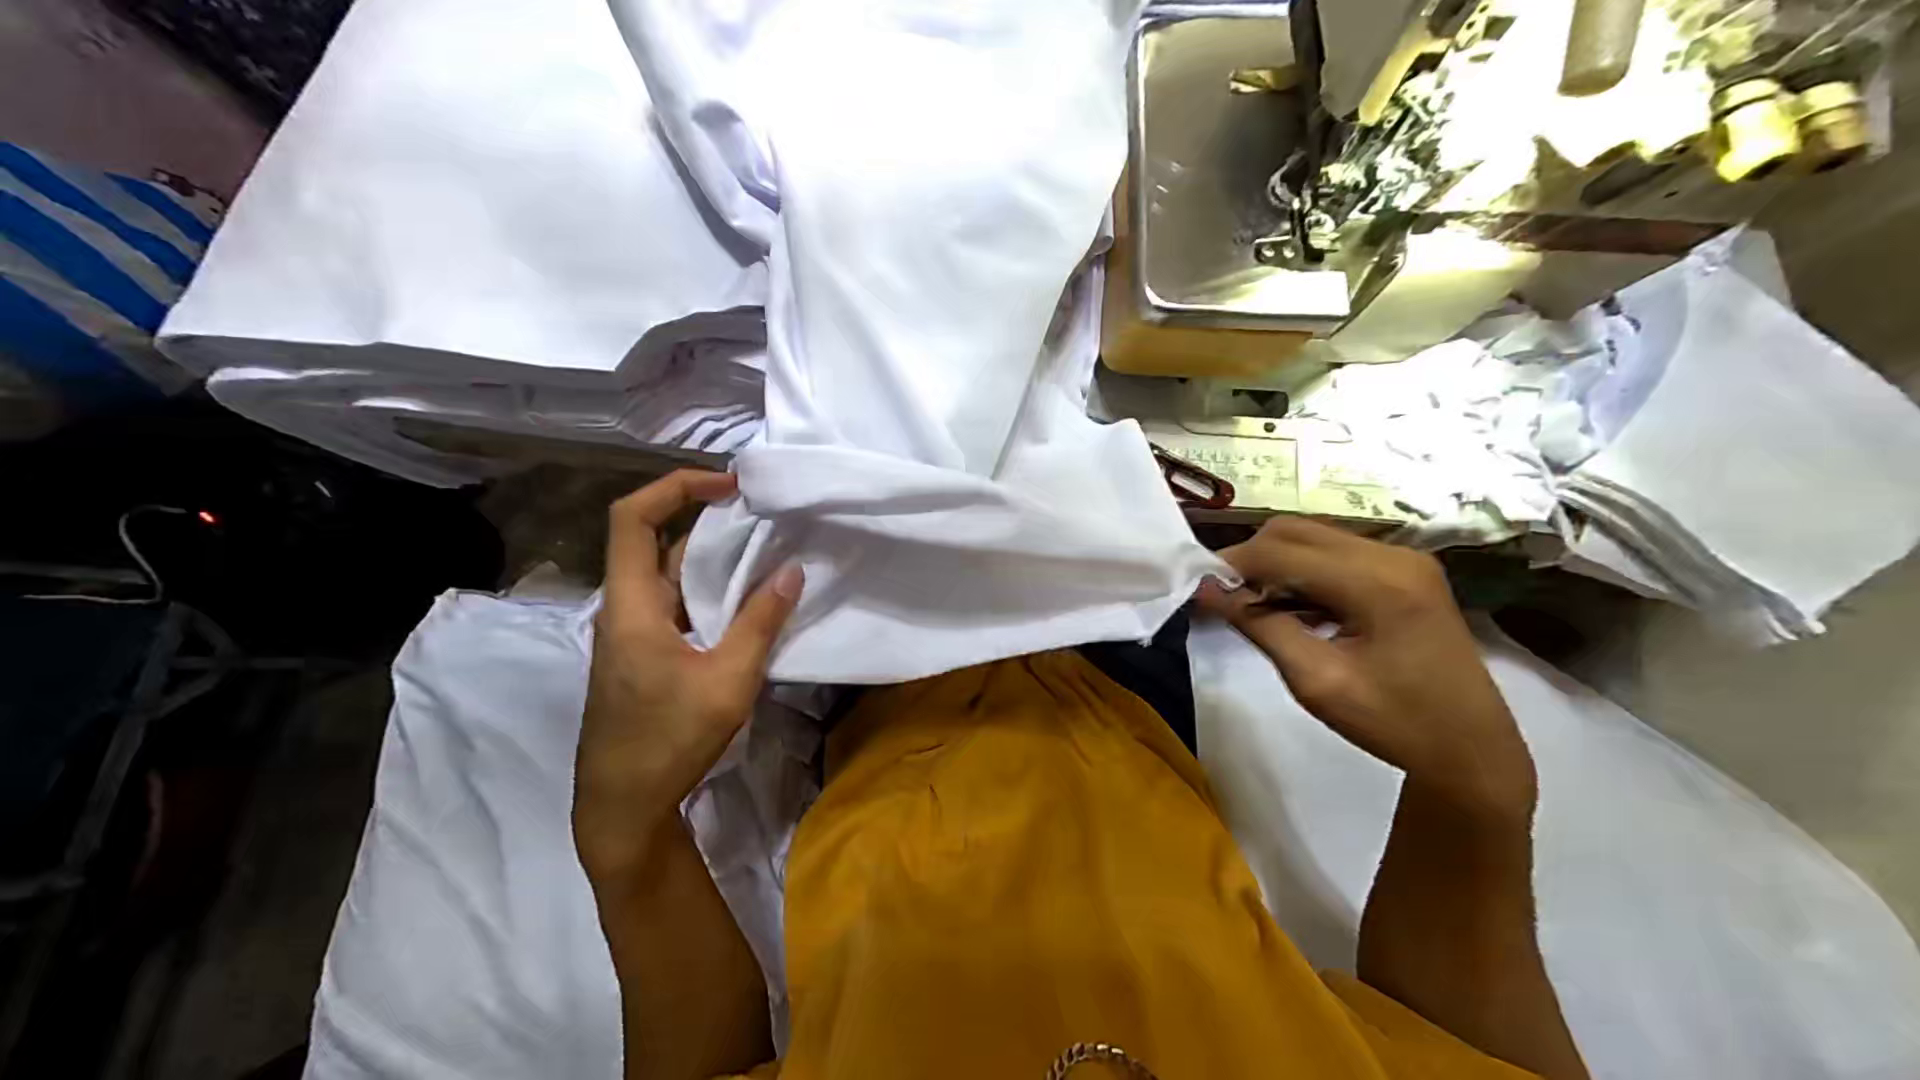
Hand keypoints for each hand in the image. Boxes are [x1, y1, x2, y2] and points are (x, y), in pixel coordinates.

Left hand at [573, 470, 802, 887]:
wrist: (621, 806)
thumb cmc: (669, 741)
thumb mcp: (728, 680)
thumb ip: (761, 622)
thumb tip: (793, 571)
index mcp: (631, 604)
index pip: (632, 516)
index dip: (676, 486)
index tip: (728, 486)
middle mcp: (624, 608)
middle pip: (656, 541)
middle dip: (708, 521)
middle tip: (762, 517)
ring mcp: (631, 632)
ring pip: (668, 575)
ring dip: (712, 559)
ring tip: (764, 551)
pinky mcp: (643, 654)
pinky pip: (675, 604)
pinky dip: (708, 591)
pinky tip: (745, 601)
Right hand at [1196, 516, 1535, 822]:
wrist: (1471, 749)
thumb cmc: (1394, 724)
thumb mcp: (1316, 681)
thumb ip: (1260, 627)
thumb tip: (1207, 591)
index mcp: (1379, 583)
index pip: (1281, 551)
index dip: (1232, 564)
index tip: (1197, 587)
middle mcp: (1393, 556)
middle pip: (1295, 531)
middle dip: (1250, 558)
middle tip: (1224, 597)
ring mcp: (1403, 559)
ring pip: (1311, 536)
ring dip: (1274, 562)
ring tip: (1253, 604)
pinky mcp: (1403, 570)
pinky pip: (1334, 553)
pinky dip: (1301, 570)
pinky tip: (1290, 605)